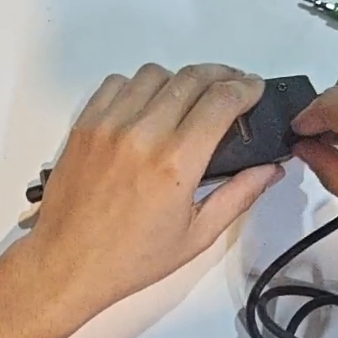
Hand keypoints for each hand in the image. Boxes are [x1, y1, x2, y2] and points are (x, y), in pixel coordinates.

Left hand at [19, 63, 281, 321]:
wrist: (67, 263)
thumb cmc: (130, 258)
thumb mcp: (196, 236)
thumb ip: (238, 196)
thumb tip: (270, 168)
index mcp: (175, 164)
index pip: (220, 101)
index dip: (245, 88)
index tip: (254, 90)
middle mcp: (142, 135)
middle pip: (192, 78)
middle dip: (221, 76)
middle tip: (232, 88)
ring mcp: (108, 125)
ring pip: (154, 74)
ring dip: (179, 80)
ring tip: (189, 100)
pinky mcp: (84, 125)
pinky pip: (116, 84)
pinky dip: (139, 86)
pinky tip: (148, 106)